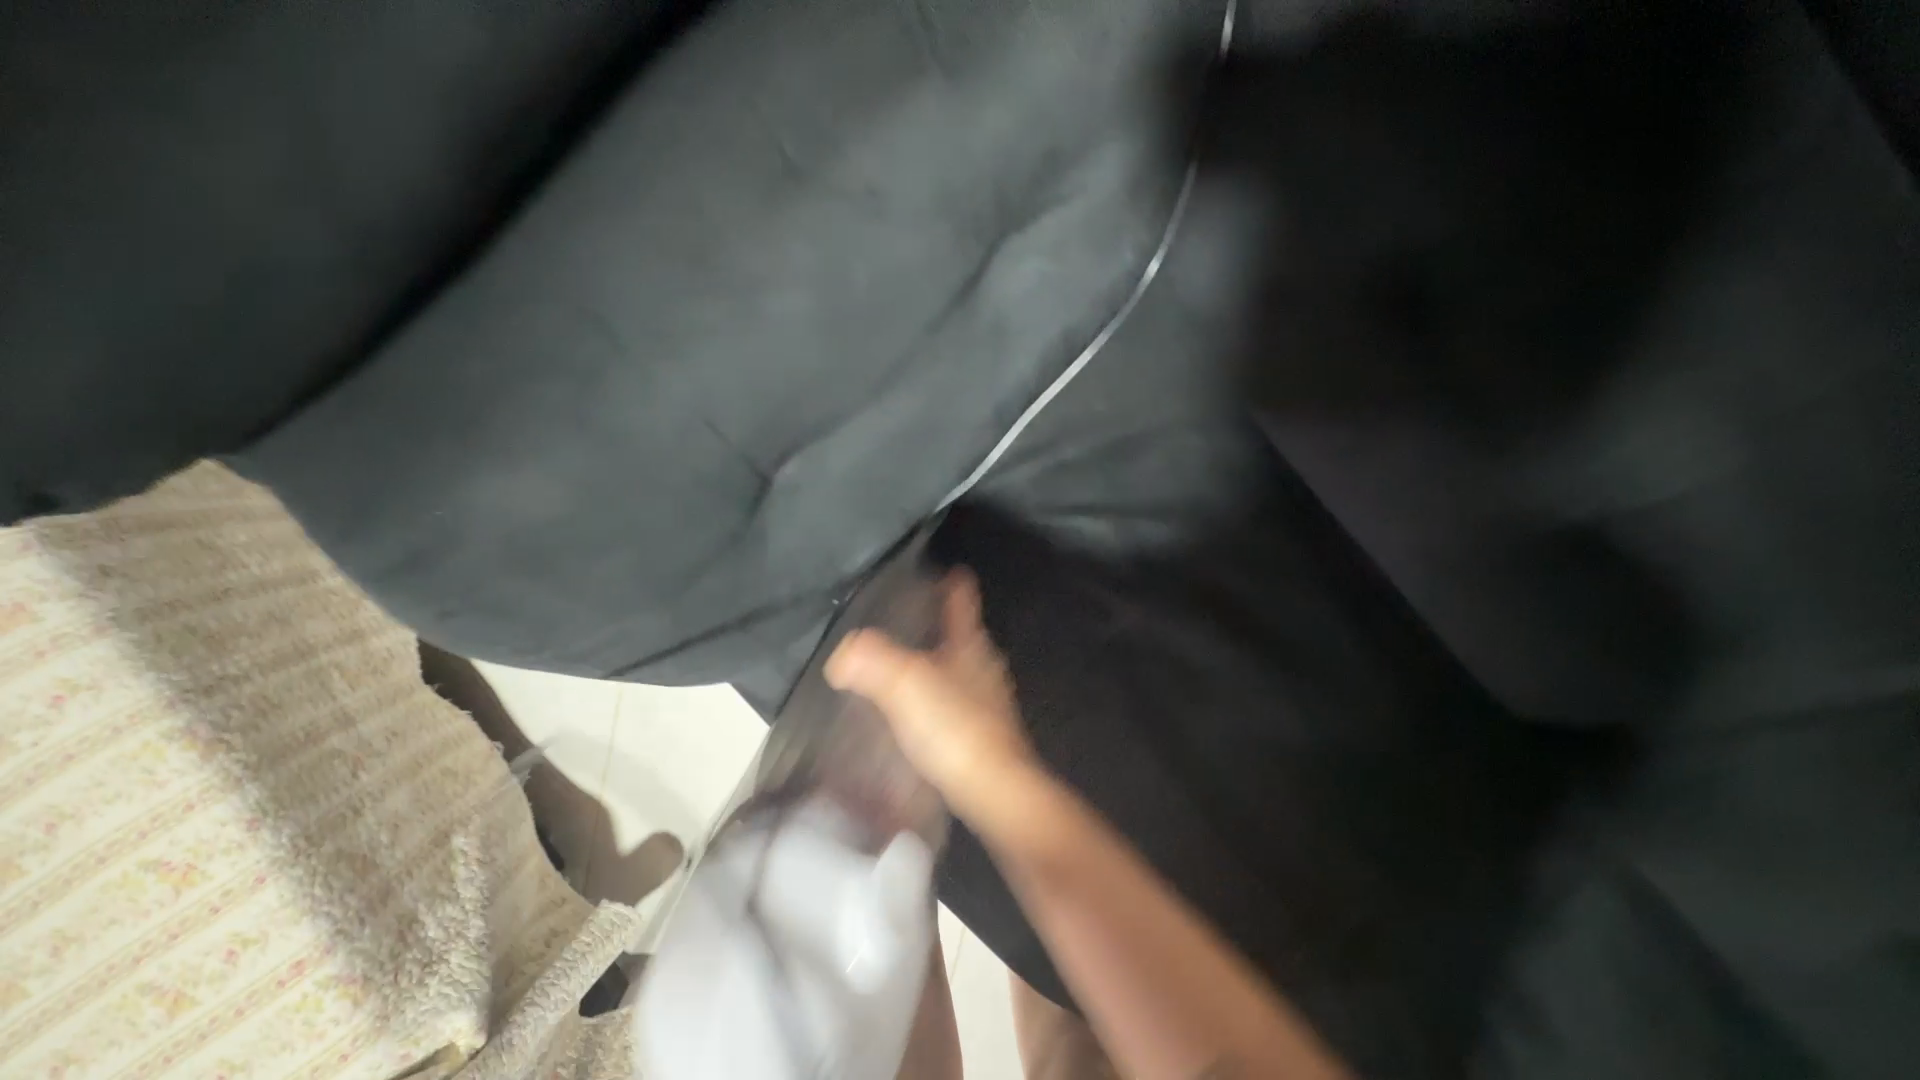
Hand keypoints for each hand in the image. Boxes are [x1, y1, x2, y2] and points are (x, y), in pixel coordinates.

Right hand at [825, 568, 1041, 822]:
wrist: (995, 792)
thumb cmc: (955, 729)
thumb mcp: (905, 684)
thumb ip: (870, 661)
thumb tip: (841, 655)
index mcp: (969, 645)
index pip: (959, 600)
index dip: (948, 582)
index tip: (938, 571)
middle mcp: (983, 668)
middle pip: (960, 636)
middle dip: (936, 629)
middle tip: (904, 626)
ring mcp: (987, 703)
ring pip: (957, 673)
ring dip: (934, 670)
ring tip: (900, 673)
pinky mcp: (981, 736)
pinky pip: (952, 709)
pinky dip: (933, 707)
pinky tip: (911, 722)